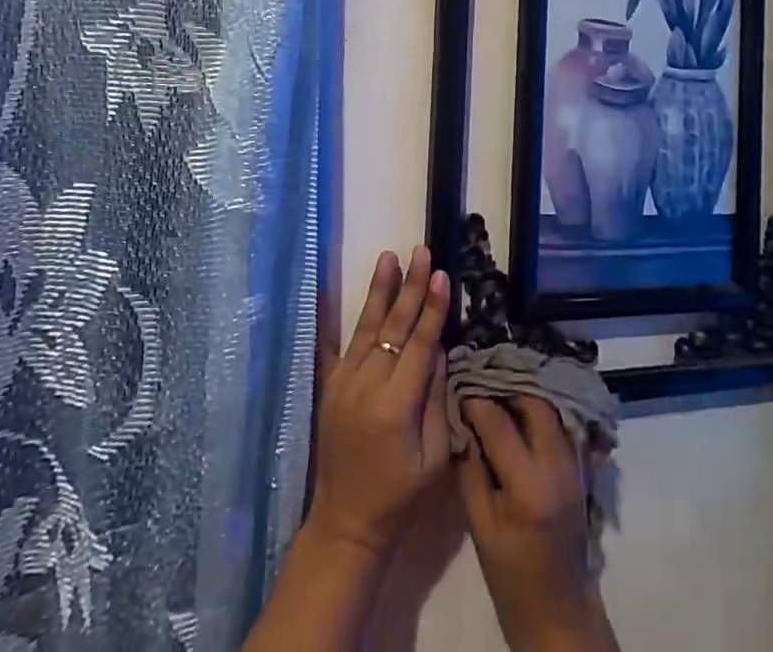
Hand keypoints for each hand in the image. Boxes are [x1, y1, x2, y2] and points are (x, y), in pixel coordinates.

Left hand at [302, 248, 450, 556]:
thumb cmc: (402, 493)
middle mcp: (365, 386)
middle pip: (392, 327)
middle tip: (421, 251)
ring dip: (381, 291)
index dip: (431, 308)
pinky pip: (347, 344)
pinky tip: (367, 294)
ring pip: (367, 327)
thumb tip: (441, 350)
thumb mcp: (434, 454)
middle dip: (409, 287)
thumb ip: (437, 399)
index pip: (419, 344)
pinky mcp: (331, 386)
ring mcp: (343, 384)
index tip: (441, 275)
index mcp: (395, 406)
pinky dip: (359, 316)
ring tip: (390, 257)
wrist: (347, 520)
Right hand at [459, 397, 618, 651]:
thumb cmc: (509, 572)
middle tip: (483, 385)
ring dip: (527, 396)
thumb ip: (471, 470)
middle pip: (536, 405)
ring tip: (501, 391)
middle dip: (508, 388)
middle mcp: (558, 466)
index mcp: (528, 485)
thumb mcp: (479, 524)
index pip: (499, 424)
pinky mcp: (583, 468)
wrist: (558, 605)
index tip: (461, 388)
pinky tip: (525, 410)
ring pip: (554, 410)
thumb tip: (464, 425)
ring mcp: (576, 464)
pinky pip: (564, 426)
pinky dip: (544, 412)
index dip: (477, 402)